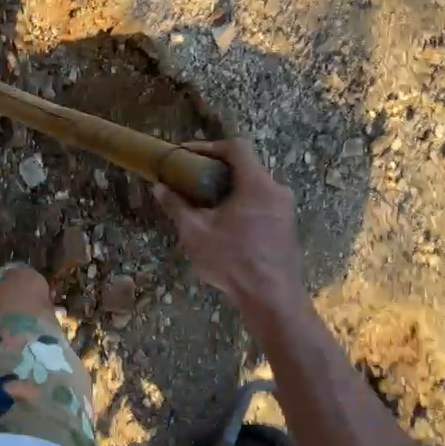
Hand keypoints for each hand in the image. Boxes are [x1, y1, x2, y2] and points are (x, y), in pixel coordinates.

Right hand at [153, 139, 307, 321]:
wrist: (272, 299)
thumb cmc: (233, 261)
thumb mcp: (195, 232)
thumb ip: (176, 206)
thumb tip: (159, 187)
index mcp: (257, 185)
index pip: (237, 147)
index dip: (209, 146)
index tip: (187, 155)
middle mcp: (276, 191)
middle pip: (244, 166)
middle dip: (215, 169)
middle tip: (190, 179)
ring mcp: (284, 210)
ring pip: (252, 186)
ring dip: (226, 188)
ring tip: (201, 203)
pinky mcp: (285, 226)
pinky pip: (260, 202)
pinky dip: (239, 203)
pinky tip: (221, 223)